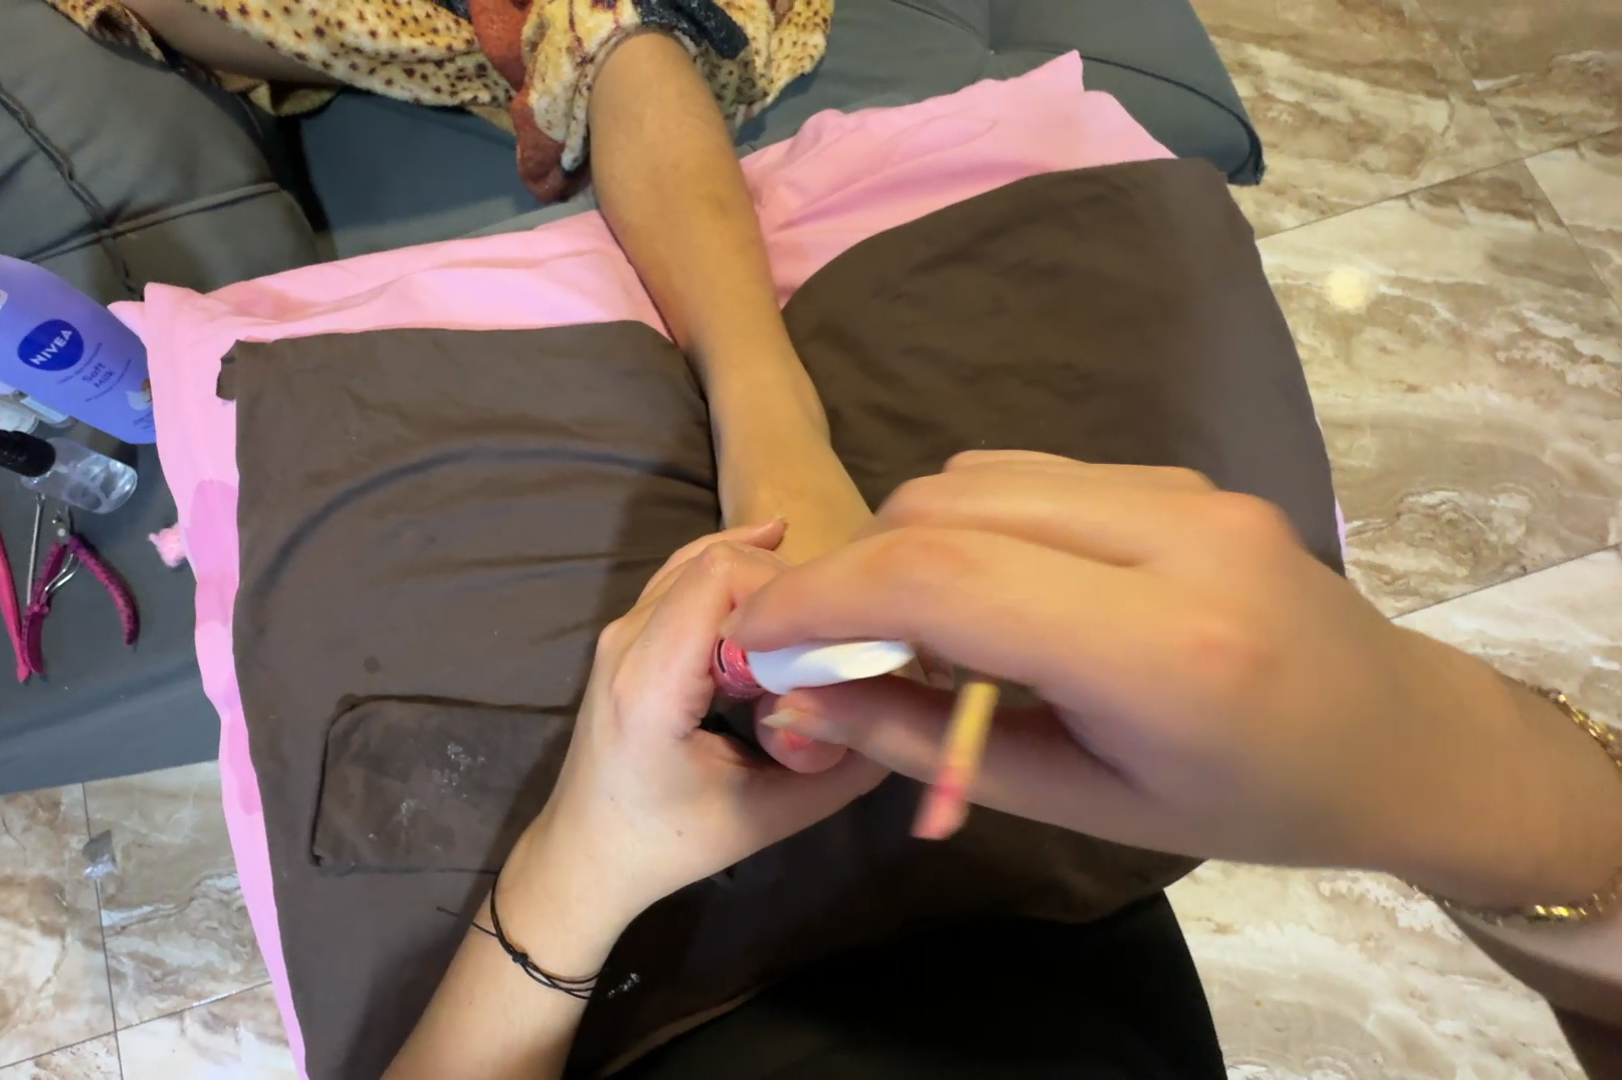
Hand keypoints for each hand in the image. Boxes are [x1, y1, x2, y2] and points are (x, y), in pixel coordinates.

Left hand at [509, 520, 887, 932]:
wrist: (586, 851)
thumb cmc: (667, 843)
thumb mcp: (765, 817)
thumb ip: (838, 768)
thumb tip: (900, 707)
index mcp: (651, 683)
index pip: (721, 577)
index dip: (786, 590)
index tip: (829, 636)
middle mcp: (626, 640)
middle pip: (714, 562)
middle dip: (784, 586)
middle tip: (831, 631)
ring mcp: (620, 631)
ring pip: (697, 562)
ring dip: (760, 579)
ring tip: (812, 609)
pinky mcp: (627, 634)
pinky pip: (681, 579)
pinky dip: (729, 569)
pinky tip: (771, 553)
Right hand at [732, 452, 1621, 906]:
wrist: (1404, 739)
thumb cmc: (1239, 802)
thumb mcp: (1070, 802)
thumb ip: (921, 740)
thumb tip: (800, 698)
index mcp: (1162, 649)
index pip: (941, 579)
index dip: (821, 595)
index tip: (754, 632)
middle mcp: (1173, 536)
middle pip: (939, 508)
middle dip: (851, 570)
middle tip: (828, 641)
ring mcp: (1176, 487)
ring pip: (963, 477)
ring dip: (899, 543)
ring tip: (909, 619)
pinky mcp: (1166, 471)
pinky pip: (1009, 473)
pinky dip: (953, 521)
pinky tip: (980, 580)